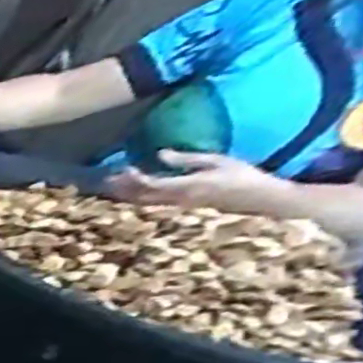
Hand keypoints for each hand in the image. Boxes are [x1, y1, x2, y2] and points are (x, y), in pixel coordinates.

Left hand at [108, 150, 289, 213]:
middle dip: (121, 187)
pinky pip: (146, 204)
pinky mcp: (173, 208)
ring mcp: (172, 206)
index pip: (149, 184)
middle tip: (107, 175)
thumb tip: (160, 154)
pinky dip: (133, 197)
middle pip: (138, 196)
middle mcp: (173, 200)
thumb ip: (186, 159)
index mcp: (184, 186)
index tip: (123, 167)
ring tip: (111, 182)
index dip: (132, 178)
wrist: (254, 198)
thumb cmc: (239, 175)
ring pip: (139, 202)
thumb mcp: (216, 162)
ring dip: (123, 193)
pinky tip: (125, 190)